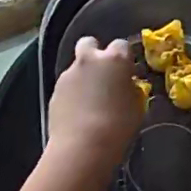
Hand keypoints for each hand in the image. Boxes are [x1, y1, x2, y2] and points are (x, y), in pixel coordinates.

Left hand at [47, 36, 143, 172]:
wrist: (83, 147)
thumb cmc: (118, 127)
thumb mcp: (136, 107)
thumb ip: (131, 90)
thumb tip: (127, 86)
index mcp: (115, 59)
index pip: (121, 45)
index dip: (124, 58)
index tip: (126, 72)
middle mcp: (89, 60)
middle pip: (89, 43)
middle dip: (95, 54)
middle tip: (102, 74)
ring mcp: (68, 75)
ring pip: (75, 67)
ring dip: (82, 77)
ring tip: (88, 101)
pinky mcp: (53, 91)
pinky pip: (66, 87)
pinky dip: (71, 94)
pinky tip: (76, 113)